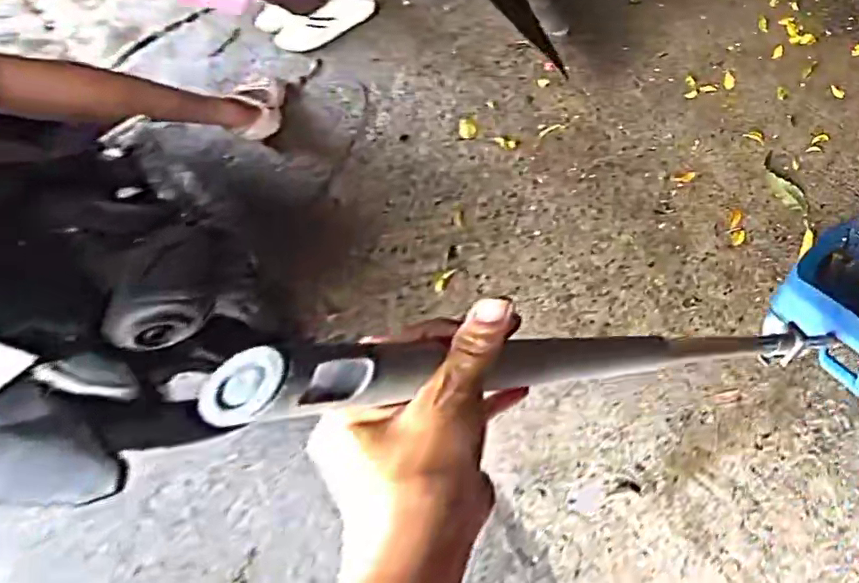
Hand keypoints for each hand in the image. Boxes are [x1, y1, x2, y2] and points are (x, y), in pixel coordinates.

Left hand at [307, 299, 528, 582]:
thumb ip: (472, 351)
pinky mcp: (428, 453)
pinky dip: (483, 396)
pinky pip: (457, 410)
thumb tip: (491, 310)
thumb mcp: (448, 402)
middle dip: (460, 350)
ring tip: (501, 356)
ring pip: (441, 386)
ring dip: (475, 372)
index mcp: (351, 407)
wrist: (429, 549)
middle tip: (489, 335)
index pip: (395, 347)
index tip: (470, 324)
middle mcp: (367, 422)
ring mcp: (398, 439)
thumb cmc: (412, 493)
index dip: (436, 332)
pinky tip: (506, 388)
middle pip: (421, 364)